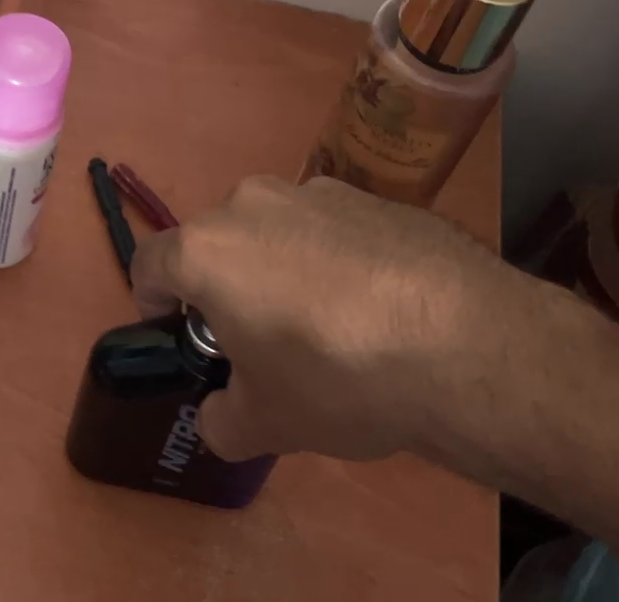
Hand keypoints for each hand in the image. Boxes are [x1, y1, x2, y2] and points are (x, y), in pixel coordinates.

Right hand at [130, 175, 536, 463]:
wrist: (471, 346)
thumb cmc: (340, 378)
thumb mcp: (268, 424)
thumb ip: (223, 420)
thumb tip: (219, 418)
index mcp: (205, 251)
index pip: (147, 263)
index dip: (150, 299)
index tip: (173, 329)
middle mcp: (247, 206)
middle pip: (213, 244)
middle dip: (222, 284)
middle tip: (257, 334)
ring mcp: (312, 194)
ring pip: (273, 230)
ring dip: (279, 264)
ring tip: (327, 318)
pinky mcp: (373, 197)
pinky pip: (331, 228)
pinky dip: (335, 256)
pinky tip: (378, 303)